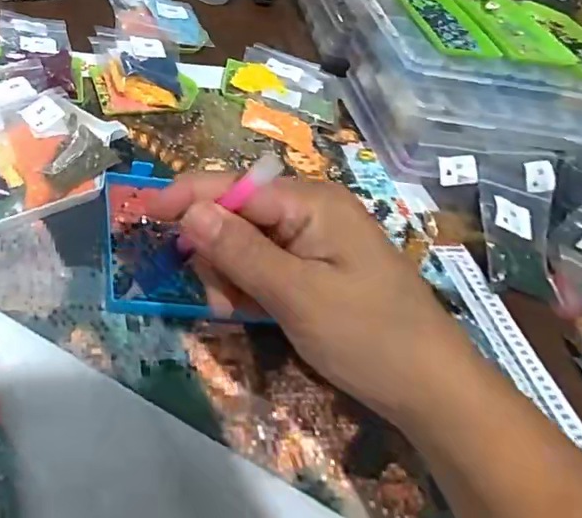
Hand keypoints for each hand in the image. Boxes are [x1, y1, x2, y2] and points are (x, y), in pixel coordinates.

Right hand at [147, 174, 471, 418]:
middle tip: (217, 298)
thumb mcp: (297, 295)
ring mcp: (314, 234)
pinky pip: (265, 260)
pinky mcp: (315, 261)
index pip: (232, 186)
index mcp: (309, 200)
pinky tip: (254, 311)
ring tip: (238, 313)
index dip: (185, 196)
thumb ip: (239, 250)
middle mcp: (309, 206)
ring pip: (245, 239)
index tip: (143, 212)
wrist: (438, 394)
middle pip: (236, 212)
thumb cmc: (370, 337)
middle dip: (215, 250)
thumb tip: (189, 209)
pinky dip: (250, 283)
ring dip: (230, 273)